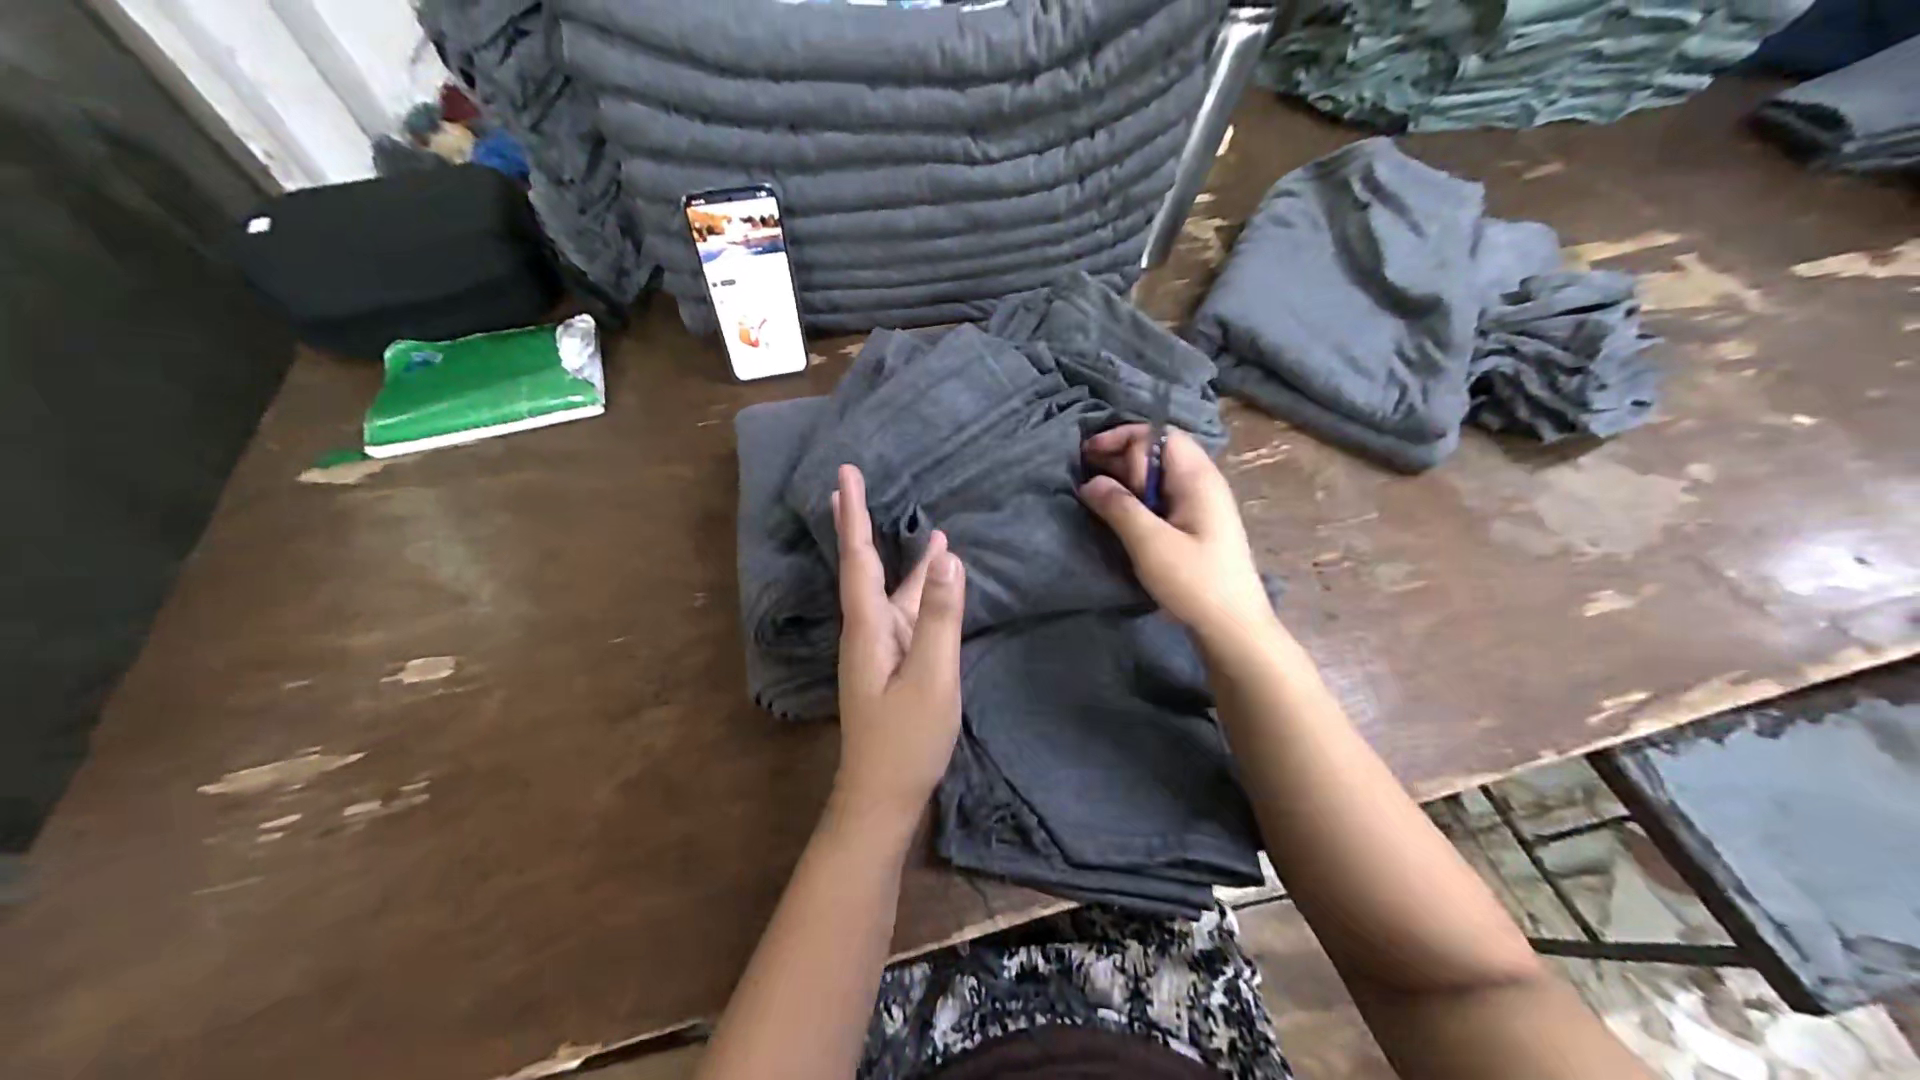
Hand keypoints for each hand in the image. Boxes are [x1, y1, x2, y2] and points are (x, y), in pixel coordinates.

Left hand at [829, 464, 965, 823]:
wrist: (883, 796)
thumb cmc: (906, 739)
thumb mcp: (932, 675)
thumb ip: (939, 616)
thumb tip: (947, 558)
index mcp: (868, 627)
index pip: (858, 558)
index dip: (852, 514)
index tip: (844, 474)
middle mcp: (867, 630)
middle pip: (864, 567)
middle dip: (861, 524)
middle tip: (856, 483)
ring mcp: (880, 648)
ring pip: (892, 592)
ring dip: (906, 560)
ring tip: (935, 532)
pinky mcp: (894, 664)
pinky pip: (907, 615)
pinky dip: (921, 592)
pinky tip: (938, 585)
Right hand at [1078, 425, 1273, 642]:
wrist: (1233, 628)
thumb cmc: (1195, 582)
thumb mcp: (1150, 544)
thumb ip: (1119, 507)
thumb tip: (1090, 482)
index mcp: (1197, 478)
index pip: (1159, 435)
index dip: (1123, 438)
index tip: (1090, 456)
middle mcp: (1201, 484)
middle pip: (1158, 451)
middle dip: (1119, 456)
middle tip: (1085, 473)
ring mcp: (1199, 505)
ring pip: (1157, 476)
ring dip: (1125, 479)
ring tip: (1093, 493)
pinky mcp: (1194, 526)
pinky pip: (1161, 498)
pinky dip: (1135, 498)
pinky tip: (1116, 514)